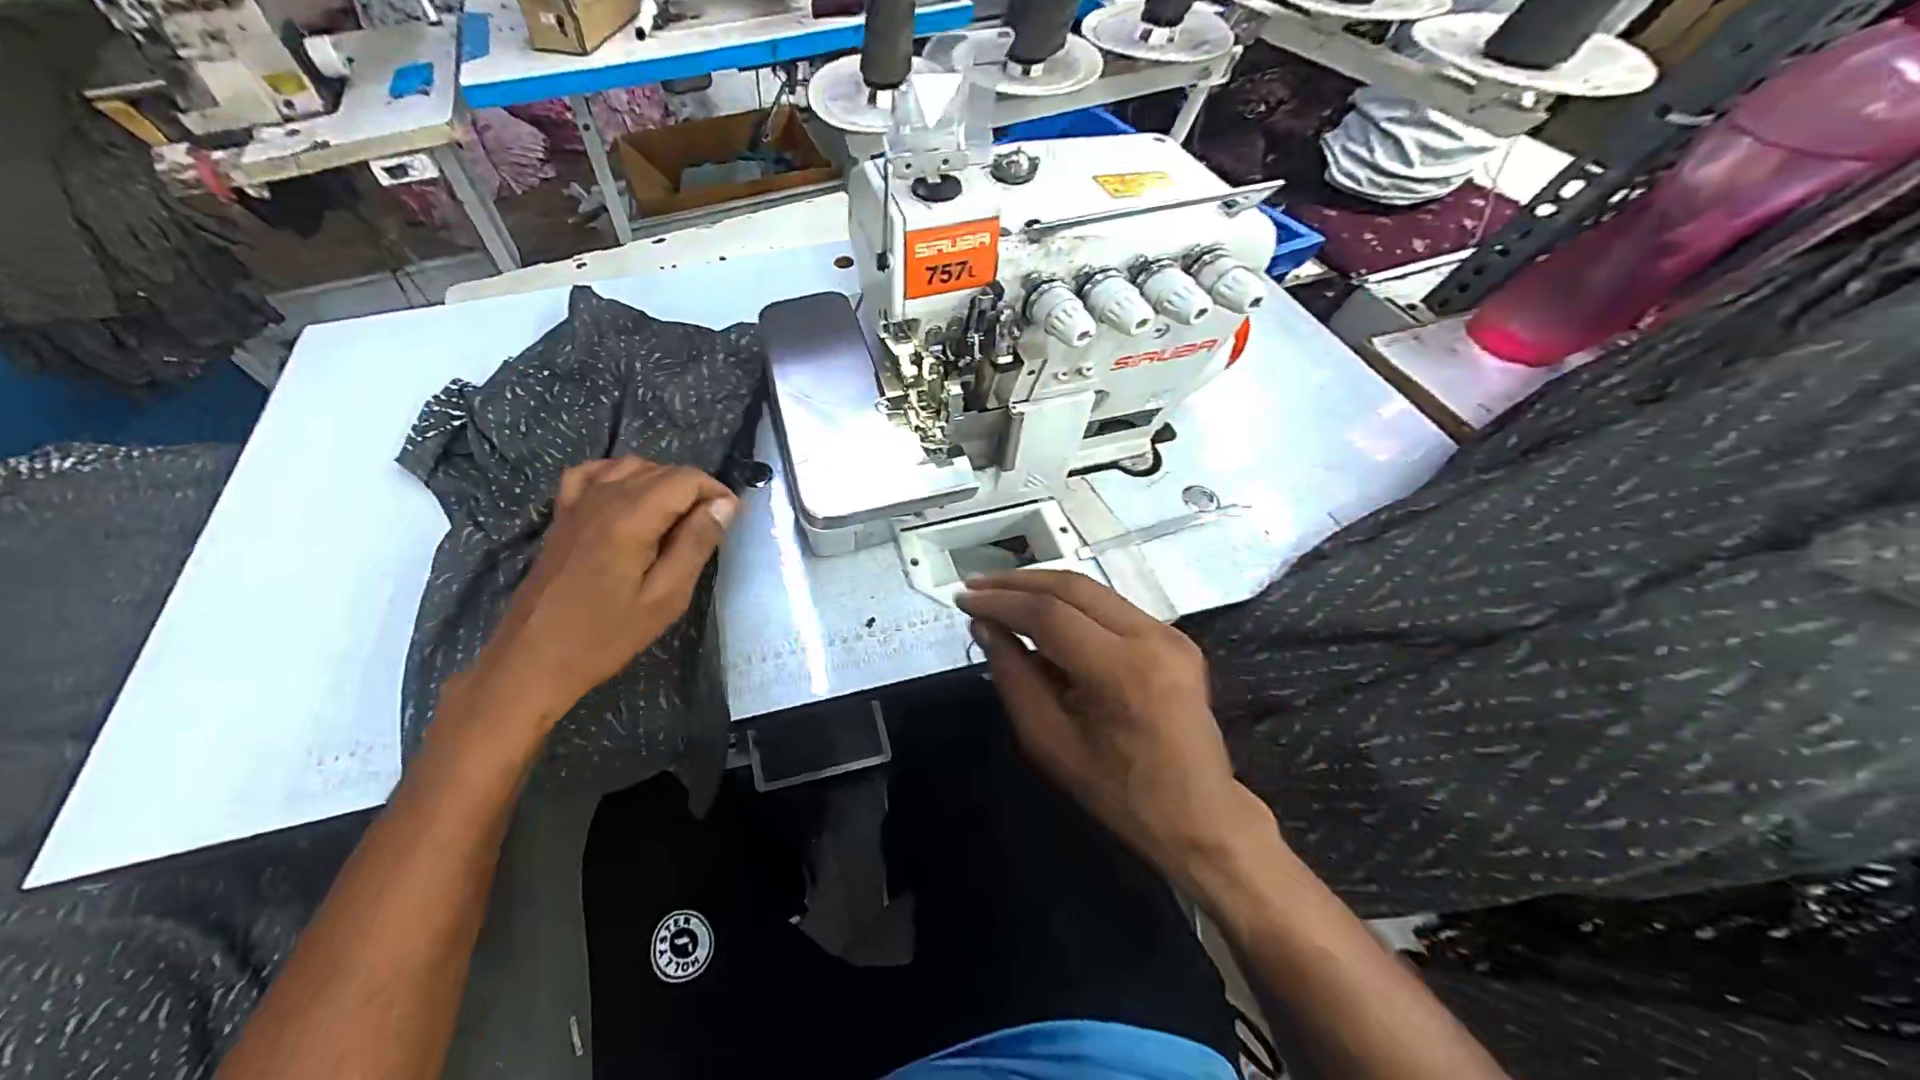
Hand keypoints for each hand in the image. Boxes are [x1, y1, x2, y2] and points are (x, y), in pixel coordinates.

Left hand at [460, 457, 738, 729]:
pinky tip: (630, 497)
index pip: (685, 479)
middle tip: (709, 529)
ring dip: (662, 483)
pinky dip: (618, 475)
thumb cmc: (606, 635)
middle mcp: (603, 497)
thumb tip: (724, 505)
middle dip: (694, 490)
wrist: (533, 657)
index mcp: (631, 517)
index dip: (715, 491)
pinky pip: (592, 474)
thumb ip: (696, 544)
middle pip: (661, 470)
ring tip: (677, 518)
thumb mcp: (666, 597)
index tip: (731, 519)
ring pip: (631, 467)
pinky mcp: (562, 515)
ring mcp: (577, 503)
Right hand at [956, 571, 1275, 888]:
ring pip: (1094, 591)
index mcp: (1124, 672)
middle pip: (1074, 587)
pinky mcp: (1175, 638)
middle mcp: (1153, 638)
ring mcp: (1170, 634)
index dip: (1001, 602)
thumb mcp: (1050, 742)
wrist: (1198, 814)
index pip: (1050, 615)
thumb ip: (1013, 677)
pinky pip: (1111, 608)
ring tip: (999, 593)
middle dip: (1019, 583)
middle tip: (976, 585)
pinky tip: (1041, 614)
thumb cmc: (1118, 792)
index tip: (964, 598)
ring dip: (1043, 589)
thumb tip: (985, 626)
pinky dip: (1071, 605)